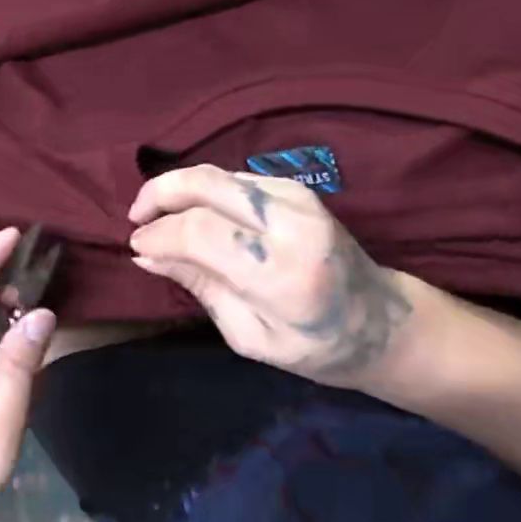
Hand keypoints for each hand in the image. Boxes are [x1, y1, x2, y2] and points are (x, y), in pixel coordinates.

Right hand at [129, 164, 423, 389]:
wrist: (384, 322)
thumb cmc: (316, 346)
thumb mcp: (249, 336)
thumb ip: (199, 286)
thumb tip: (145, 254)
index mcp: (282, 275)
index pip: (200, 232)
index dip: (157, 234)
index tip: (136, 245)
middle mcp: (291, 225)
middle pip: (204, 184)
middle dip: (158, 194)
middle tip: (136, 217)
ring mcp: (296, 198)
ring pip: (214, 174)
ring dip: (176, 189)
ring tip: (155, 215)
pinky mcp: (295, 187)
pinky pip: (232, 178)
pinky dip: (201, 190)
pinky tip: (191, 212)